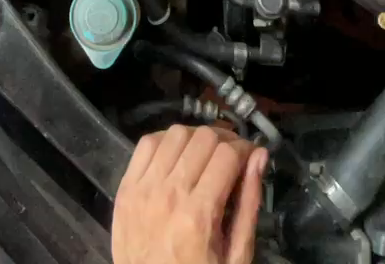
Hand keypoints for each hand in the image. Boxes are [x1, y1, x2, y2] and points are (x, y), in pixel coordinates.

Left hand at [113, 125, 265, 263]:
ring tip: (204, 154)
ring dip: (195, 137)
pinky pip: (146, 143)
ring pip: (175, 133)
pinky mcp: (125, 187)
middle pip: (202, 137)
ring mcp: (143, 188)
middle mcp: (169, 194)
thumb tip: (259, 157)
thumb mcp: (235, 257)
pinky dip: (165, 140)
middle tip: (230, 156)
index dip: (244, 148)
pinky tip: (177, 154)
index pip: (226, 154)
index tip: (250, 155)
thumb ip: (248, 205)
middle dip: (223, 140)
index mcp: (198, 214)